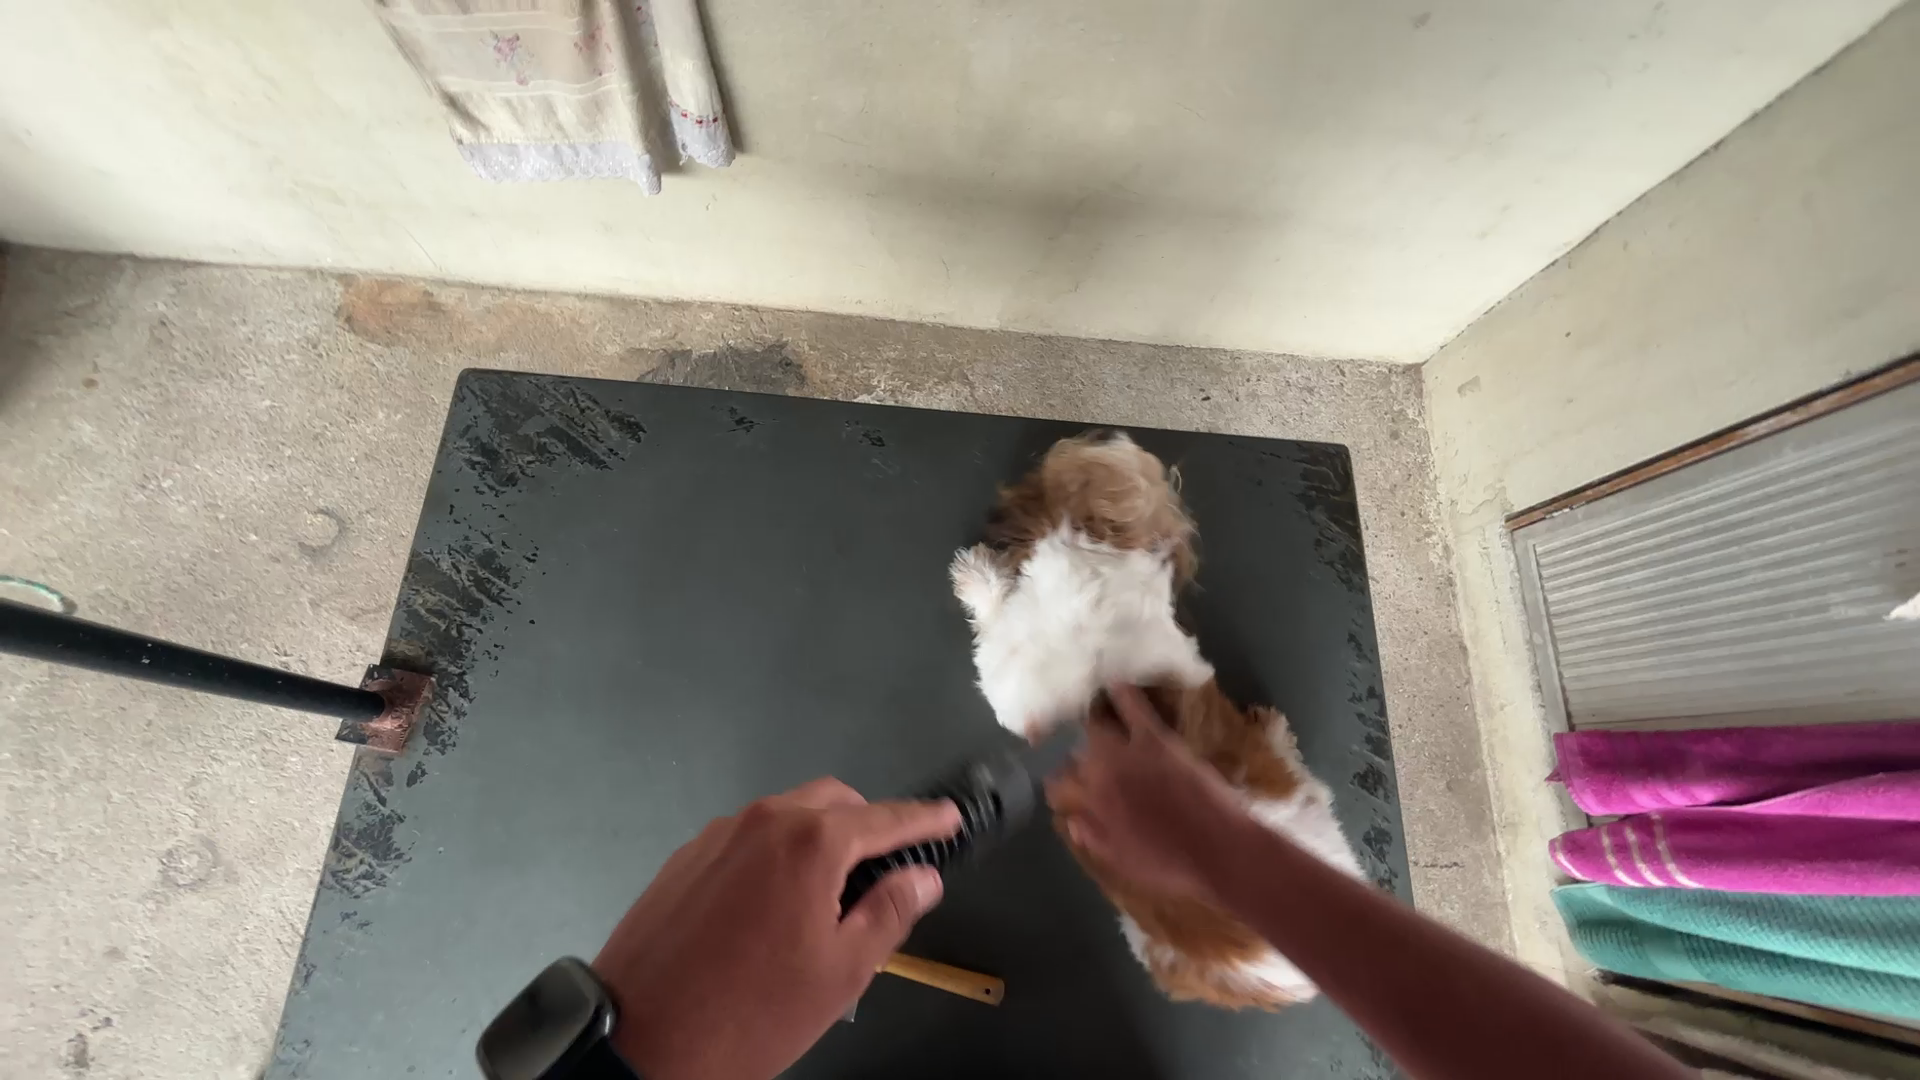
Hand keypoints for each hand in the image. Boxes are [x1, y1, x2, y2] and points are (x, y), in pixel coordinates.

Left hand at [593, 778, 960, 1079]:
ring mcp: (723, 831)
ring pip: (791, 811)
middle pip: (836, 800)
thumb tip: (923, 875)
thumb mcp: (840, 973)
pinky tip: (770, 901)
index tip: (950, 817)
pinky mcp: (690, 852)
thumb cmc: (752, 1011)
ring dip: (821, 834)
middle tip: (882, 870)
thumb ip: (891, 911)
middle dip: (868, 823)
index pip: (886, 818)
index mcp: (812, 841)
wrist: (634, 1042)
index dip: (924, 818)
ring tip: (824, 893)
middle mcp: (768, 818)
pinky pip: (752, 833)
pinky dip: (779, 848)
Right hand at [1046, 684, 1250, 902]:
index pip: (1059, 784)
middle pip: (1073, 752)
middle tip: (1070, 746)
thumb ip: (1093, 838)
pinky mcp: (1156, 739)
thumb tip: (1071, 820)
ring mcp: (1128, 752)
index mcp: (1092, 804)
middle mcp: (1101, 774)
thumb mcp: (1123, 862)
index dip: (1057, 781)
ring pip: (1095, 728)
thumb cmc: (1171, 865)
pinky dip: (1124, 694)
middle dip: (1066, 748)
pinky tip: (1116, 683)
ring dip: (1086, 722)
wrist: (1219, 850)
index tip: (1060, 781)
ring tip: (1082, 713)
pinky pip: (1134, 709)